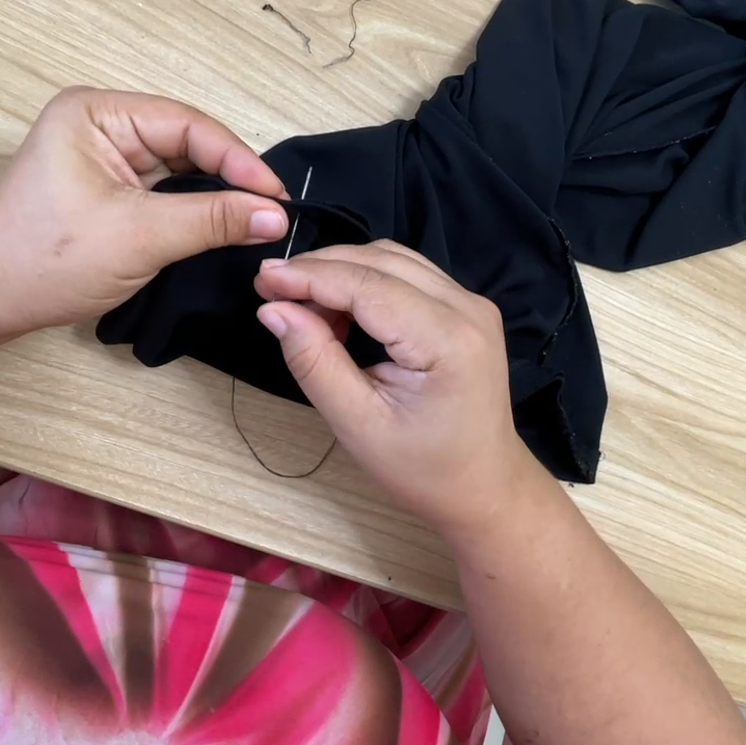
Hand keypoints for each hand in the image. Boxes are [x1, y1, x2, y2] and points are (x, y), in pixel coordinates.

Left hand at [0, 88, 288, 334]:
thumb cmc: (47, 261)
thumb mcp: (141, 236)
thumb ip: (213, 220)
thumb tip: (275, 215)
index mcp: (97, 114)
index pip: (188, 126)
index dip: (238, 160)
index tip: (276, 197)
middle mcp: (104, 122)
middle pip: (189, 141)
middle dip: (231, 176)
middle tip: (273, 210)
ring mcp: (109, 152)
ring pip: (184, 164)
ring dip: (218, 191)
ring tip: (258, 216)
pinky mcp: (114, 182)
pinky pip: (170, 185)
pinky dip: (199, 205)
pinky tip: (226, 220)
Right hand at [253, 241, 541, 533]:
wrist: (483, 485)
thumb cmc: (422, 468)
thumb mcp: (358, 425)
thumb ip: (315, 361)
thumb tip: (273, 309)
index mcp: (448, 340)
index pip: (368, 285)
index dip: (311, 276)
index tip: (262, 278)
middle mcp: (468, 308)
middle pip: (382, 261)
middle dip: (321, 268)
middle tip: (271, 290)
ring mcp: (472, 303)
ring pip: (394, 259)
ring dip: (342, 270)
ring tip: (301, 303)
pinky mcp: (467, 307)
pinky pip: (408, 273)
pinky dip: (366, 279)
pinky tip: (339, 308)